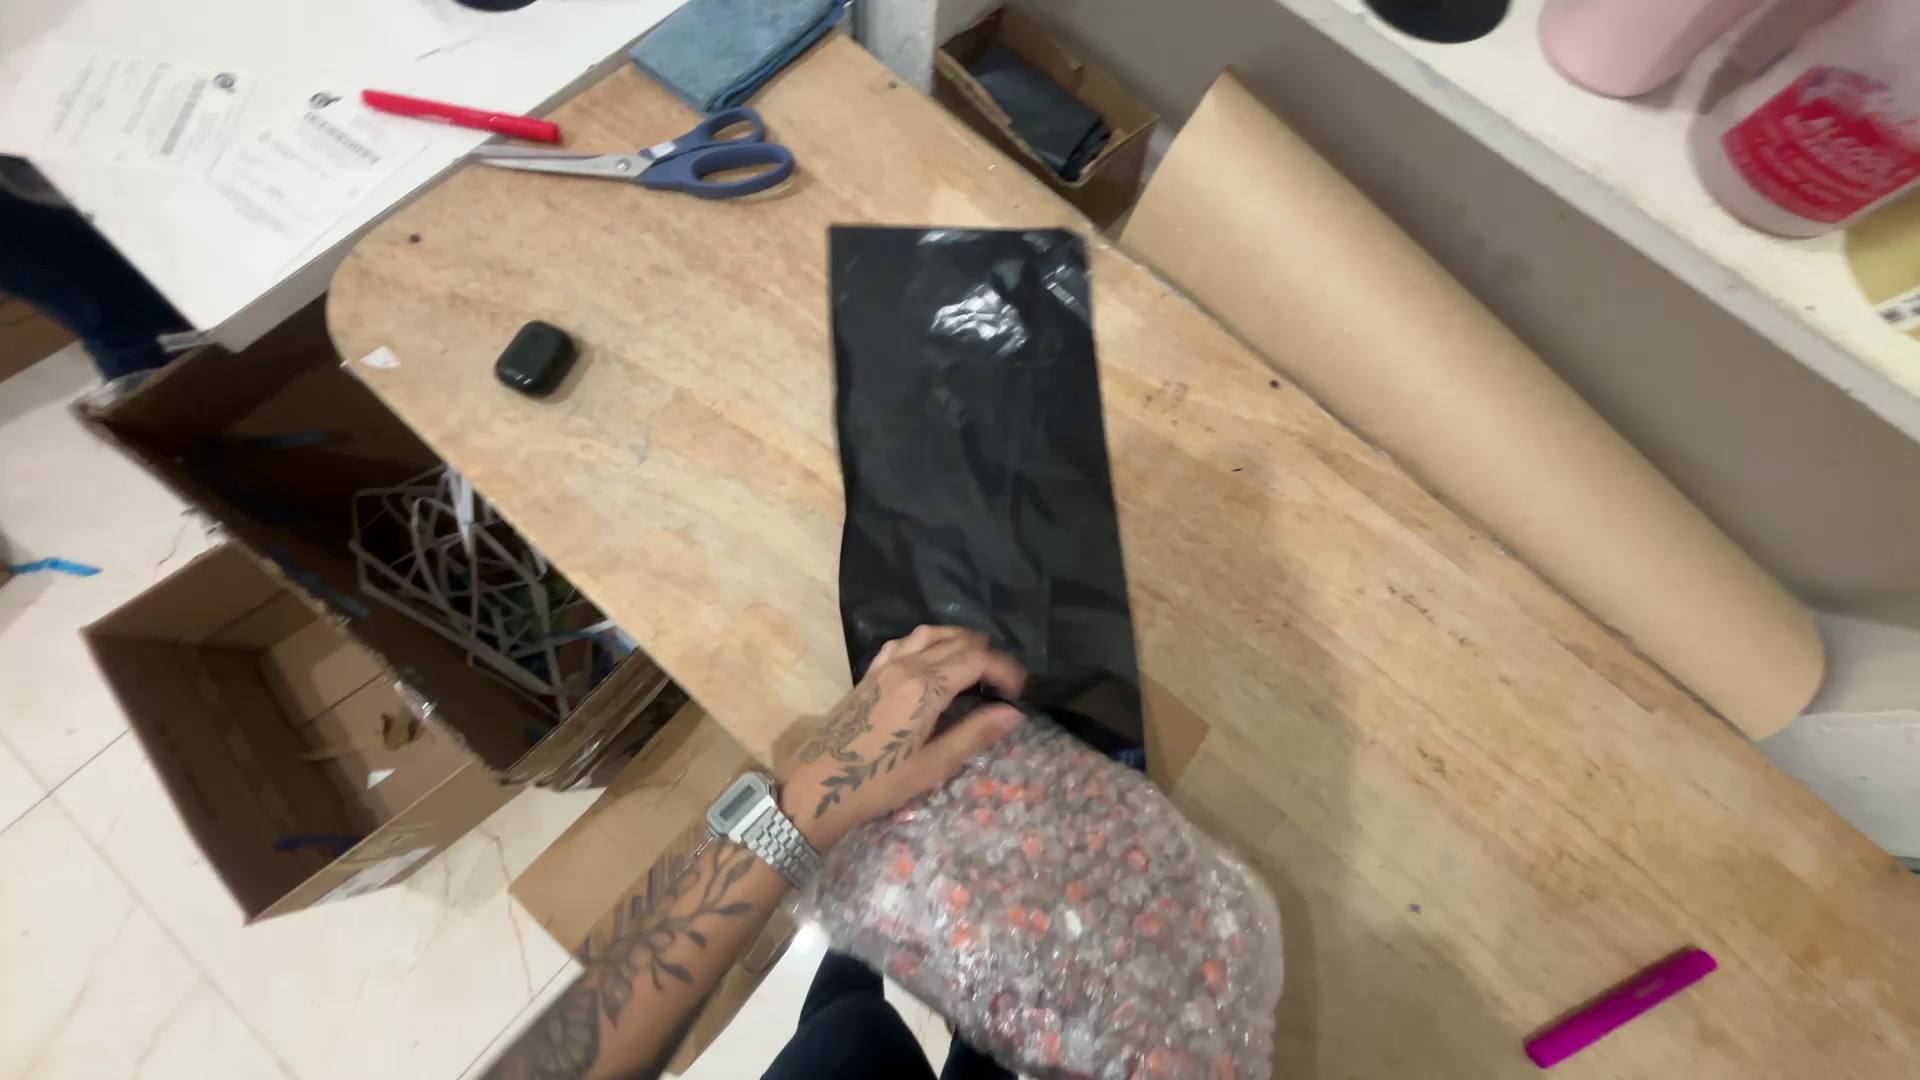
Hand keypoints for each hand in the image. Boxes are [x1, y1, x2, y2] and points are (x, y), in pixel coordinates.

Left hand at [780, 626, 1026, 850]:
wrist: (815, 786)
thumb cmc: (876, 782)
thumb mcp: (932, 767)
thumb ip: (974, 734)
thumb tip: (1014, 713)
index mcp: (926, 686)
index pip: (978, 659)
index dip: (1006, 669)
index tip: (1019, 692)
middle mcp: (908, 665)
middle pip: (959, 642)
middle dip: (989, 656)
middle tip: (1004, 685)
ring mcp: (885, 665)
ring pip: (932, 633)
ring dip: (960, 642)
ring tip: (977, 666)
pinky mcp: (870, 673)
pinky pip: (905, 641)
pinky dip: (929, 641)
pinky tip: (933, 660)